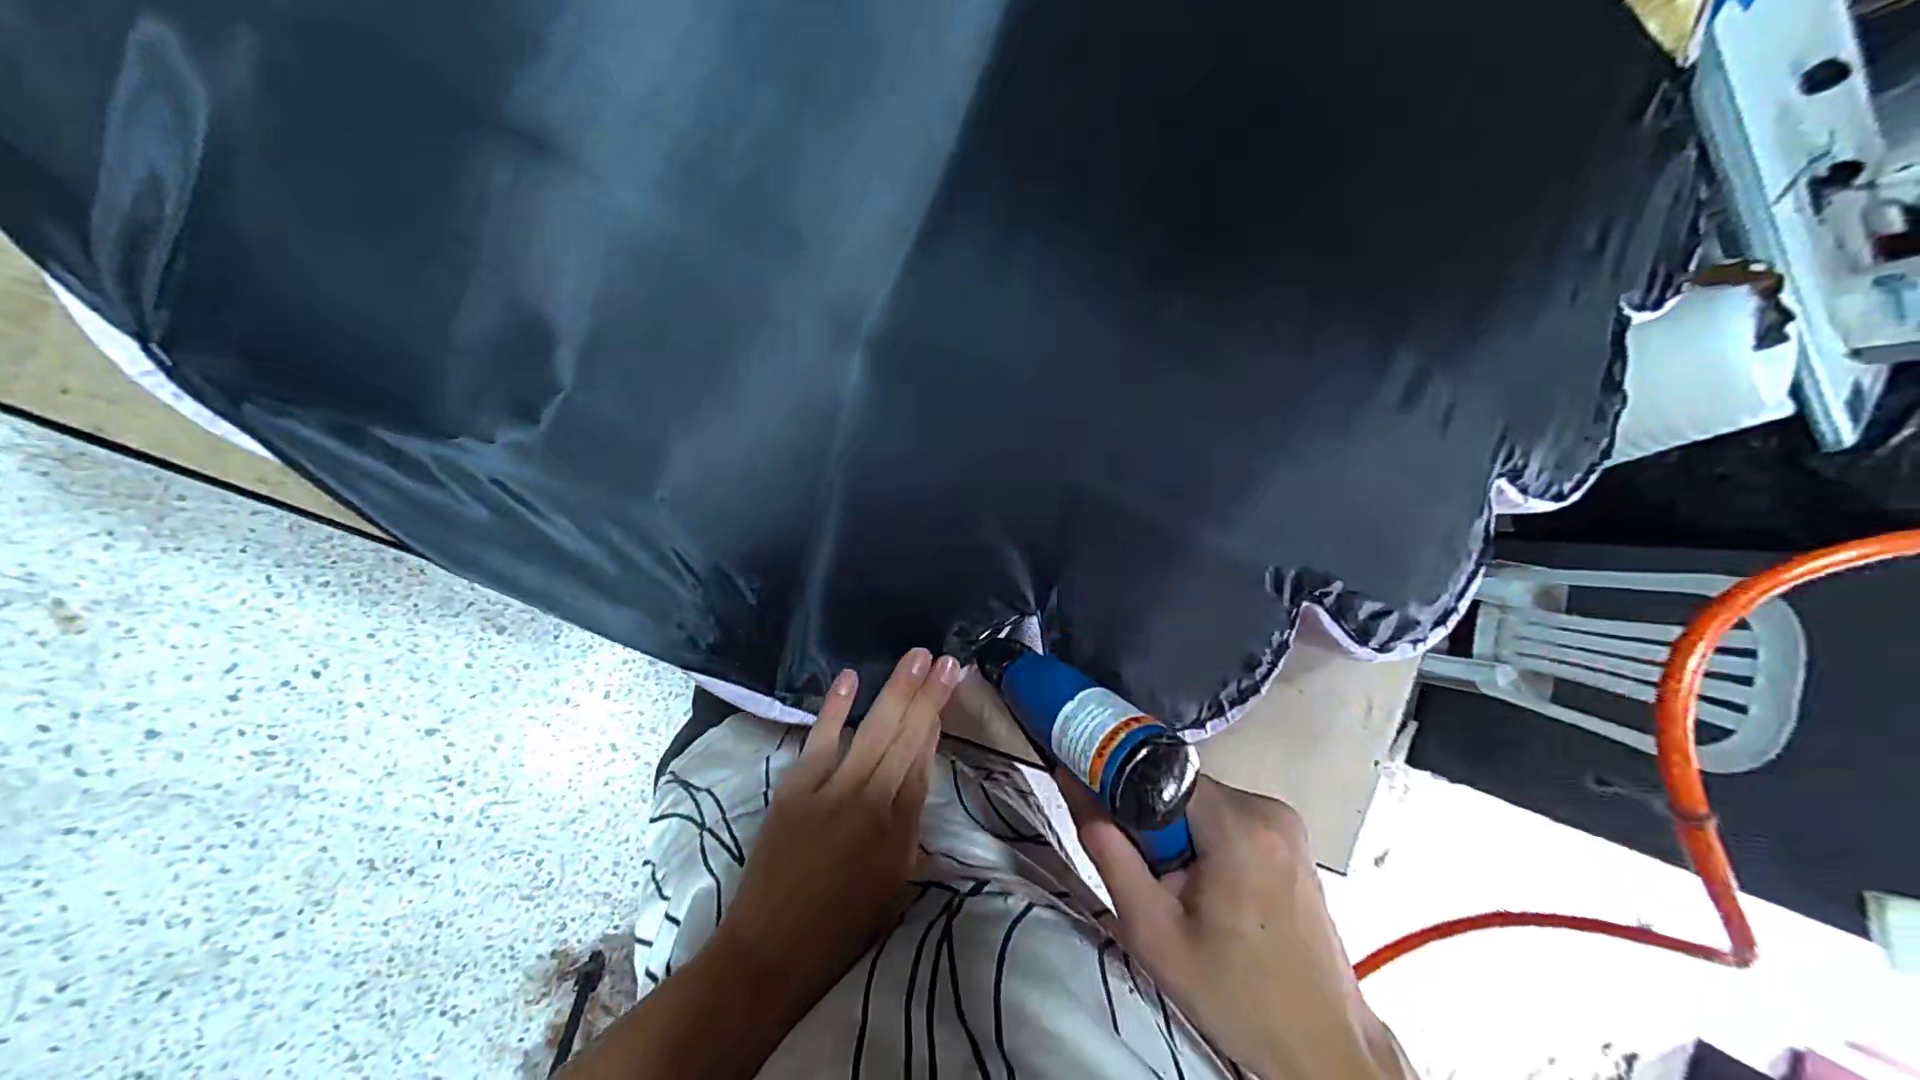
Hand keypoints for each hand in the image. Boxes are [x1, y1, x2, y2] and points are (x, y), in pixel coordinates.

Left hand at [718, 648, 962, 1008]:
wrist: (773, 949)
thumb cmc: (843, 924)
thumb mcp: (896, 880)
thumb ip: (910, 824)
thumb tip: (918, 775)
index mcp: (900, 829)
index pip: (924, 760)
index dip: (937, 720)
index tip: (950, 688)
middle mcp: (871, 802)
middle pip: (906, 736)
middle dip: (928, 694)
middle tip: (947, 659)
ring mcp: (831, 791)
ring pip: (873, 730)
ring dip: (896, 689)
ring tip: (918, 656)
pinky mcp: (795, 789)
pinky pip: (820, 739)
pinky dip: (835, 707)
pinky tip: (850, 676)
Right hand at [1061, 774, 1409, 1079]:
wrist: (1322, 1047)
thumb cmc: (1234, 995)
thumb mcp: (1152, 931)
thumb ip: (1107, 850)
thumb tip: (1069, 781)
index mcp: (1239, 825)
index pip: (1159, 771)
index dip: (1122, 788)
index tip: (1101, 816)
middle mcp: (1269, 809)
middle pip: (1179, 788)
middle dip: (1152, 823)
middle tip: (1151, 879)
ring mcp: (1286, 821)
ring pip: (1200, 803)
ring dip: (1177, 835)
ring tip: (1181, 894)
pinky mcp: (1292, 838)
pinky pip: (1227, 818)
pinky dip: (1205, 842)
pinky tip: (1211, 893)